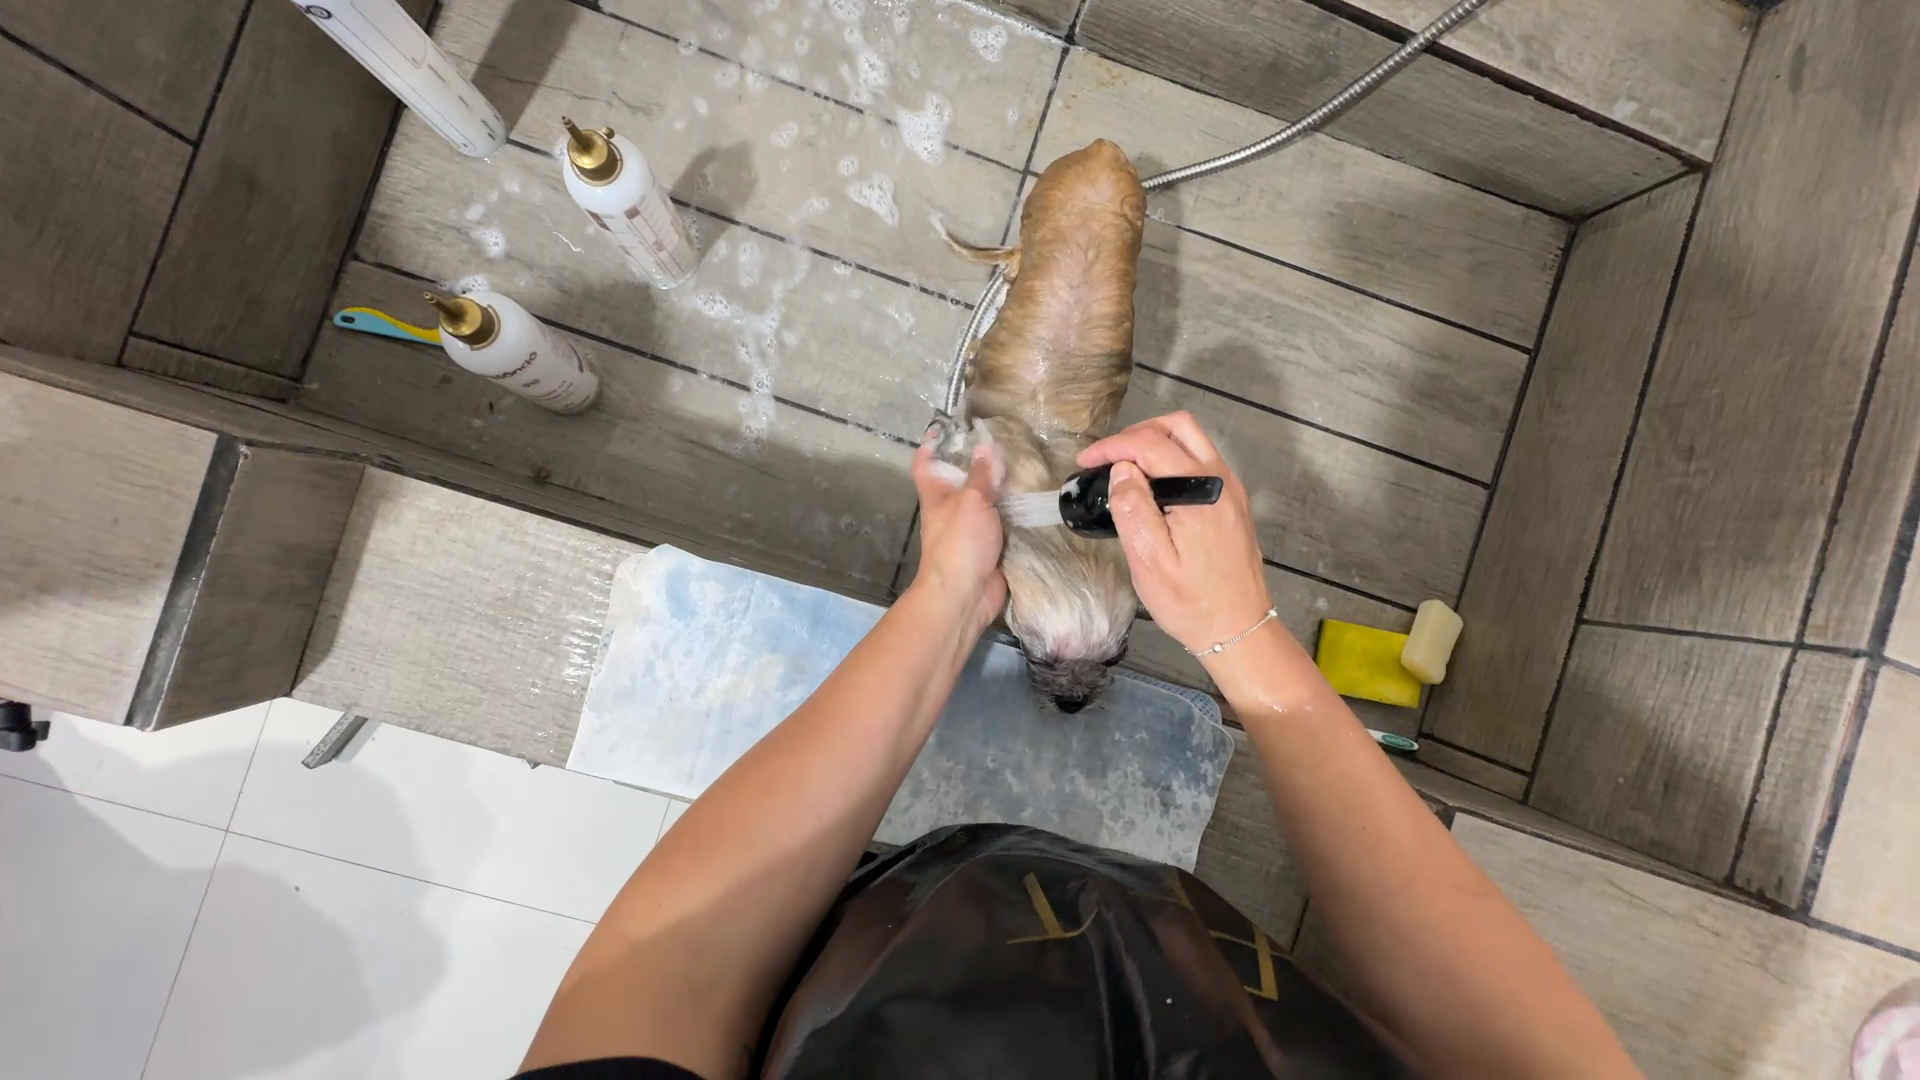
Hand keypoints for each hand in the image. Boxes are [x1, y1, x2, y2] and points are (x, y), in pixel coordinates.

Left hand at [908, 426, 1006, 632]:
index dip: (931, 445)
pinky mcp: (990, 546)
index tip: (947, 428)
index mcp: (937, 495)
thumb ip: (982, 475)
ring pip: (986, 501)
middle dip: (979, 463)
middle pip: (962, 480)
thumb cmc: (959, 543)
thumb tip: (985, 445)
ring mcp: (971, 529)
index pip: (925, 464)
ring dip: (1002, 488)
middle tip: (1005, 441)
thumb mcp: (971, 501)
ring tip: (1026, 464)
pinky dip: (1016, 513)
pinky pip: (1004, 523)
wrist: (965, 595)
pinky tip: (1034, 499)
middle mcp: (951, 509)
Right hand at [1078, 412, 1273, 655]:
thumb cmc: (1190, 601)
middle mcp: (1221, 480)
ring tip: (1124, 468)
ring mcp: (1231, 490)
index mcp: (1201, 490)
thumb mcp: (1149, 560)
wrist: (1239, 630)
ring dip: (1155, 443)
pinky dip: (1171, 460)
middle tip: (1106, 458)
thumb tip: (1122, 470)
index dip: (1112, 446)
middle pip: (1179, 426)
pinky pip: (1201, 462)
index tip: (1085, 461)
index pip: (1150, 445)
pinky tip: (1151, 487)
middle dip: (1137, 433)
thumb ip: (1133, 508)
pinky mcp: (1233, 503)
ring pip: (1193, 441)